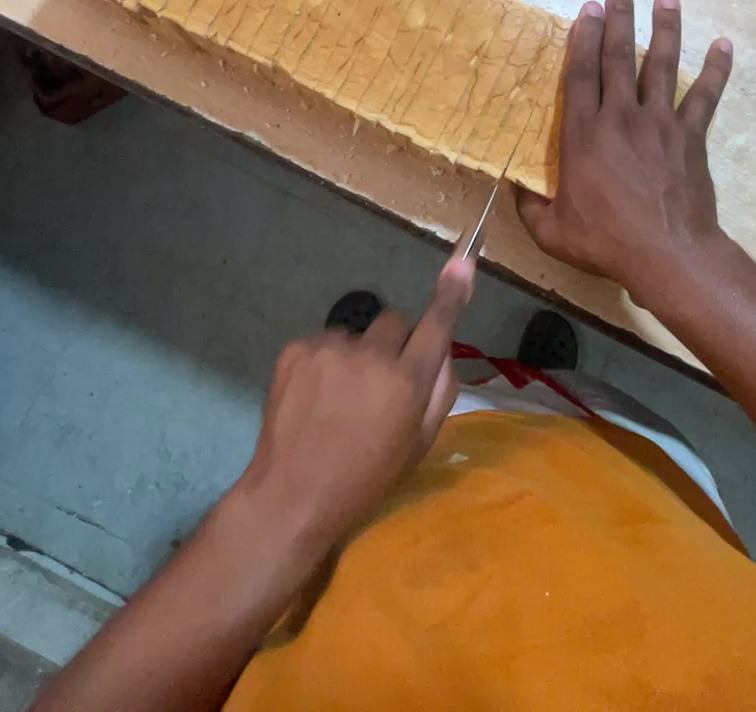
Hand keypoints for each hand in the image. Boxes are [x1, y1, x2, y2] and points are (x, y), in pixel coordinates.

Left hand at [233, 257, 474, 552]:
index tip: (463, 261)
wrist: (293, 494)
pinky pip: (323, 343)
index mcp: (407, 382)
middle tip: (377, 384)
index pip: (437, 326)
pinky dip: (323, 363)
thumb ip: (440, 391)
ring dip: (355, 356)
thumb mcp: (420, 444)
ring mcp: (330, 348)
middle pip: (394, 322)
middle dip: (393, 344)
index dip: (451, 293)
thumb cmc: (366, 477)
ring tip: (337, 399)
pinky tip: (314, 396)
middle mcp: (371, 355)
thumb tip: (443, 350)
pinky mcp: (296, 349)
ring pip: (356, 335)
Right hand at [518, 0, 734, 304]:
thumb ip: (531, 207)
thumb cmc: (605, 242)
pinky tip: (724, 45)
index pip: (580, 75)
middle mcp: (620, 118)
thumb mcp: (551, 232)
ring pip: (661, 66)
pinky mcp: (690, 137)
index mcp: (584, 136)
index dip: (581, 39)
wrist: (667, 254)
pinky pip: (705, 98)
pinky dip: (715, 71)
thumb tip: (514, 188)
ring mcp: (660, 124)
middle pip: (618, 58)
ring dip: (664, 30)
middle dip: (619, 18)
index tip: (587, 9)